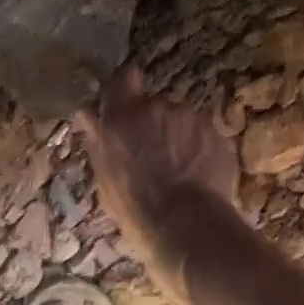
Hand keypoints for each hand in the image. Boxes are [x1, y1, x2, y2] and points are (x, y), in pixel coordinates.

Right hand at [77, 69, 238, 257]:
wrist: (186, 224)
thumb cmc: (136, 210)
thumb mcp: (105, 181)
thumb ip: (99, 144)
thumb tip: (87, 116)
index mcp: (122, 118)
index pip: (122, 80)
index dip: (123, 92)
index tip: (123, 112)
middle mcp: (157, 107)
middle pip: (153, 107)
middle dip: (151, 127)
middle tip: (150, 161)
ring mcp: (191, 117)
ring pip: (179, 123)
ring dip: (176, 141)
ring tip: (176, 175)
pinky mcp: (216, 131)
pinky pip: (202, 137)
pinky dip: (197, 152)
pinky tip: (195, 179)